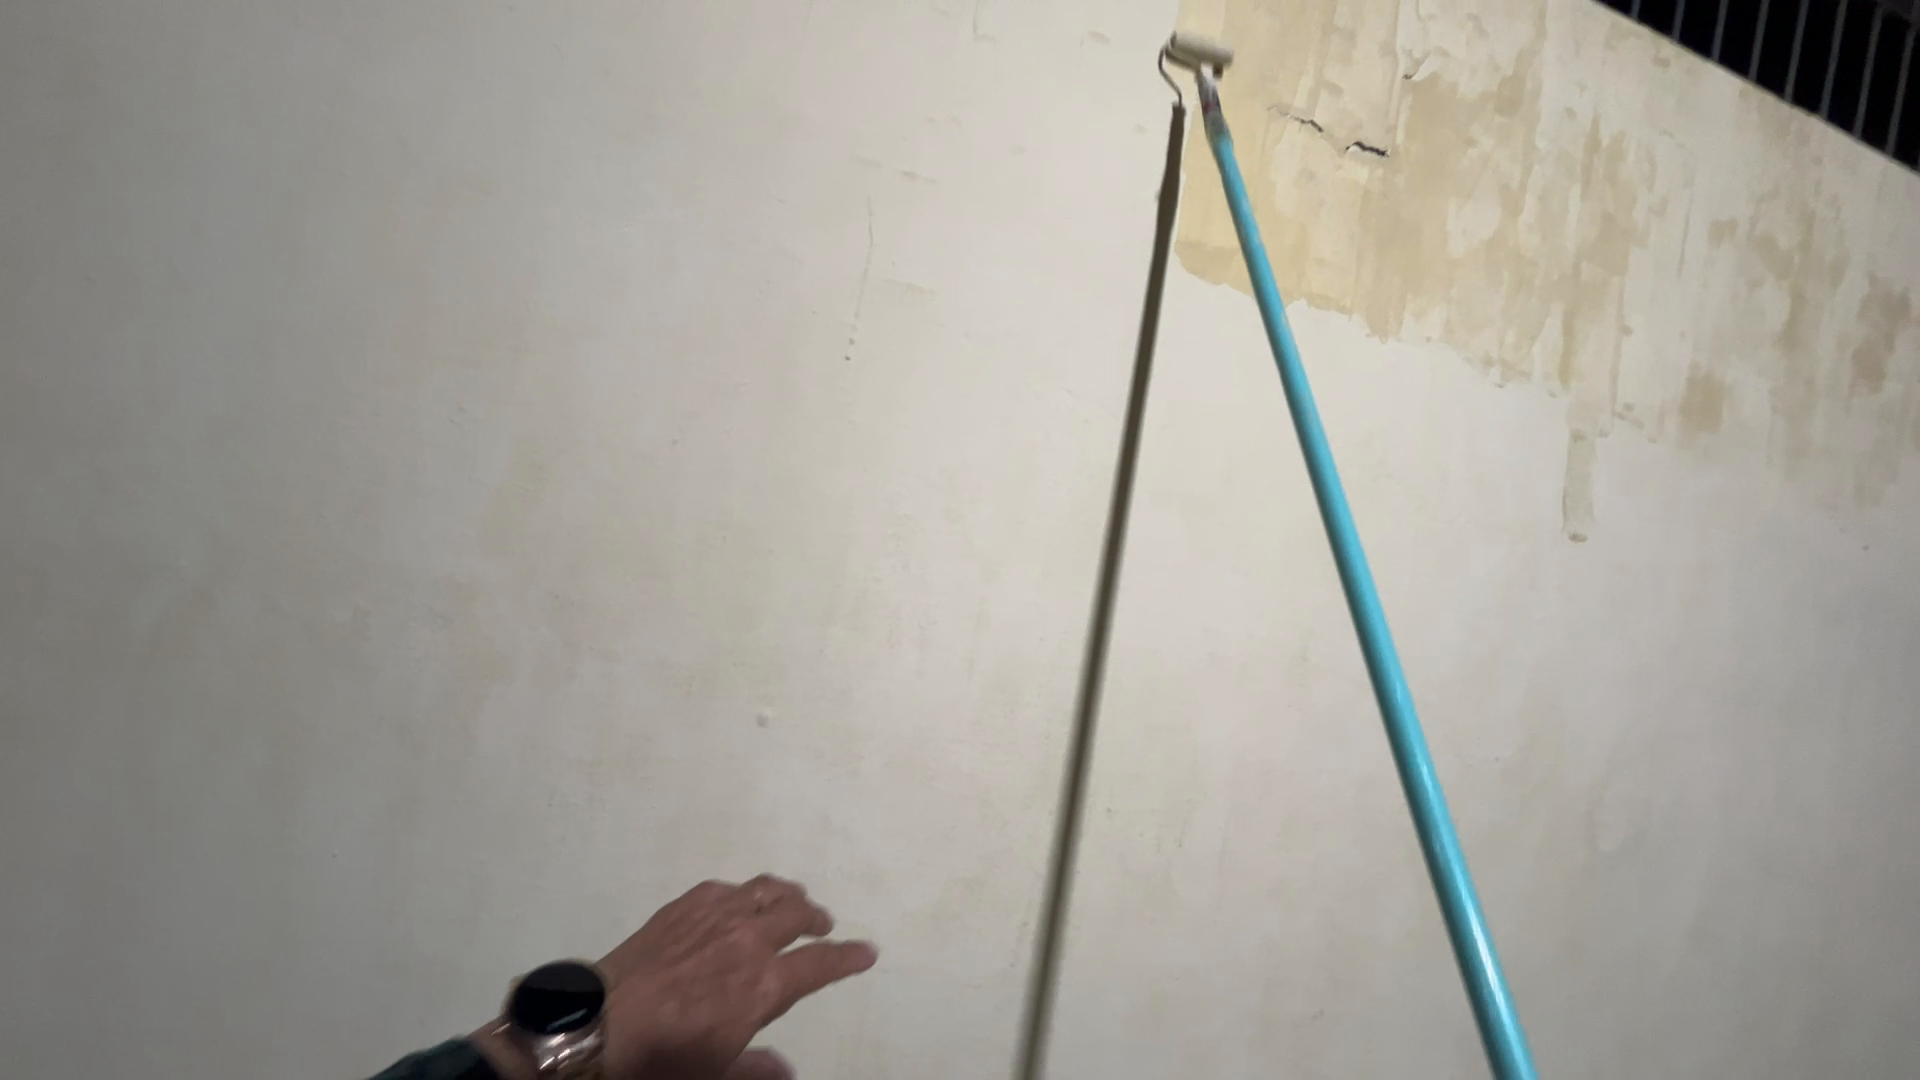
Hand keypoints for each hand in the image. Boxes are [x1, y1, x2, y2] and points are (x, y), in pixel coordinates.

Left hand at [598, 875, 876, 1079]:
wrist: (599, 1027)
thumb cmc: (663, 1060)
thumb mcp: (715, 1073)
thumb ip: (757, 1068)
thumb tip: (790, 1070)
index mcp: (764, 985)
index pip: (821, 964)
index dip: (848, 957)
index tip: (866, 951)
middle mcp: (750, 940)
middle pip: (798, 914)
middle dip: (817, 918)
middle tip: (823, 924)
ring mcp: (719, 914)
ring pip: (768, 890)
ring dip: (787, 895)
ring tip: (793, 901)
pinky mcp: (690, 902)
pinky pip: (729, 888)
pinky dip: (744, 894)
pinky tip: (739, 902)